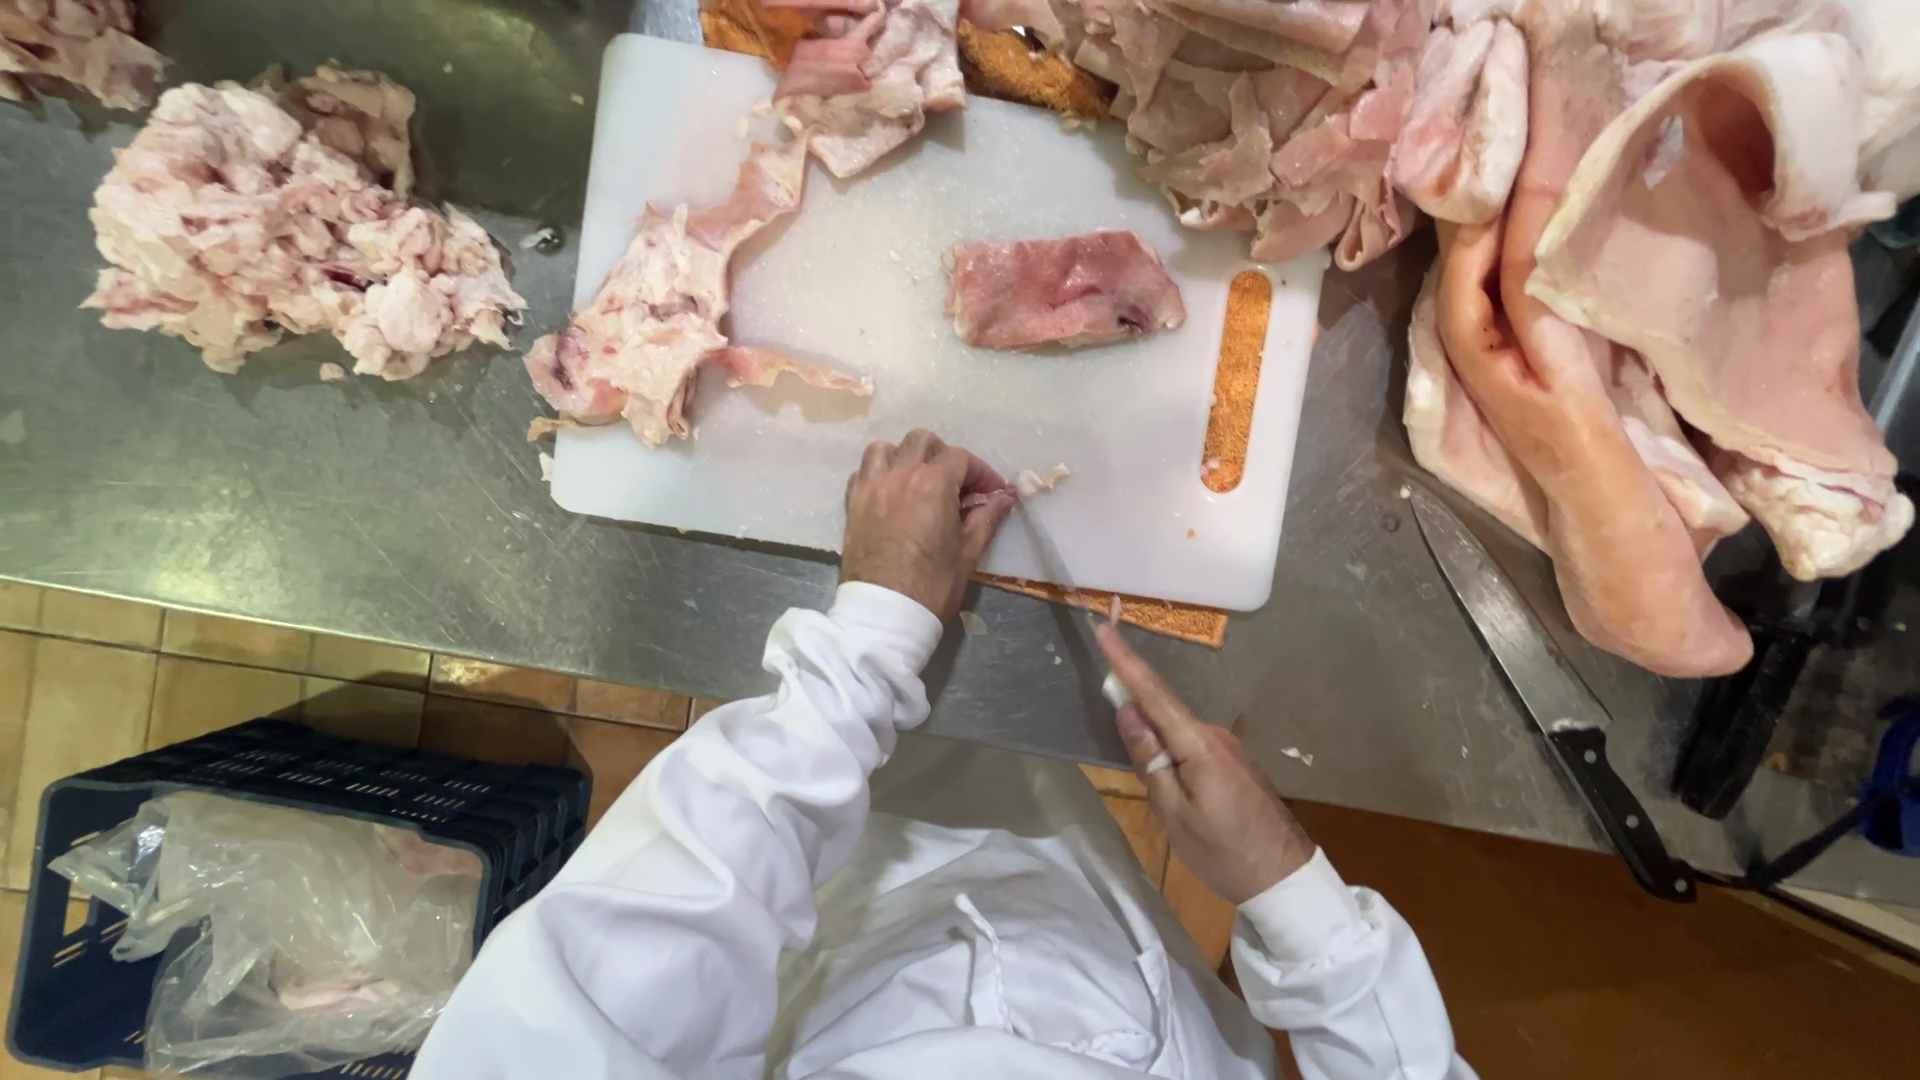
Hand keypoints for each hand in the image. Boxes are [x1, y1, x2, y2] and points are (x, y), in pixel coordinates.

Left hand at [841, 429, 1014, 619]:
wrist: (884, 615)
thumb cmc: (932, 586)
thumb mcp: (968, 553)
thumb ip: (986, 518)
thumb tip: (1003, 498)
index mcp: (931, 485)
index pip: (961, 458)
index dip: (981, 472)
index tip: (992, 493)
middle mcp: (898, 476)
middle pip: (922, 442)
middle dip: (943, 456)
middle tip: (956, 486)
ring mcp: (870, 488)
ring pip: (885, 449)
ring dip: (905, 458)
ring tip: (918, 483)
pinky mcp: (852, 505)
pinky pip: (863, 472)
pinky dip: (878, 474)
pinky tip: (891, 495)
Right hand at [1096, 623, 1315, 903]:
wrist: (1285, 880)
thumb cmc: (1223, 852)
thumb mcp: (1174, 812)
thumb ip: (1149, 759)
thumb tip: (1128, 712)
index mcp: (1198, 745)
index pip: (1154, 694)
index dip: (1126, 662)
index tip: (1104, 630)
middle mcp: (1214, 735)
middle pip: (1164, 708)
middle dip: (1133, 702)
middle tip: (1109, 714)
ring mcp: (1228, 747)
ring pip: (1177, 729)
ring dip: (1153, 733)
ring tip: (1141, 769)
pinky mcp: (1233, 761)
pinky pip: (1190, 742)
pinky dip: (1170, 747)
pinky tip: (1166, 775)